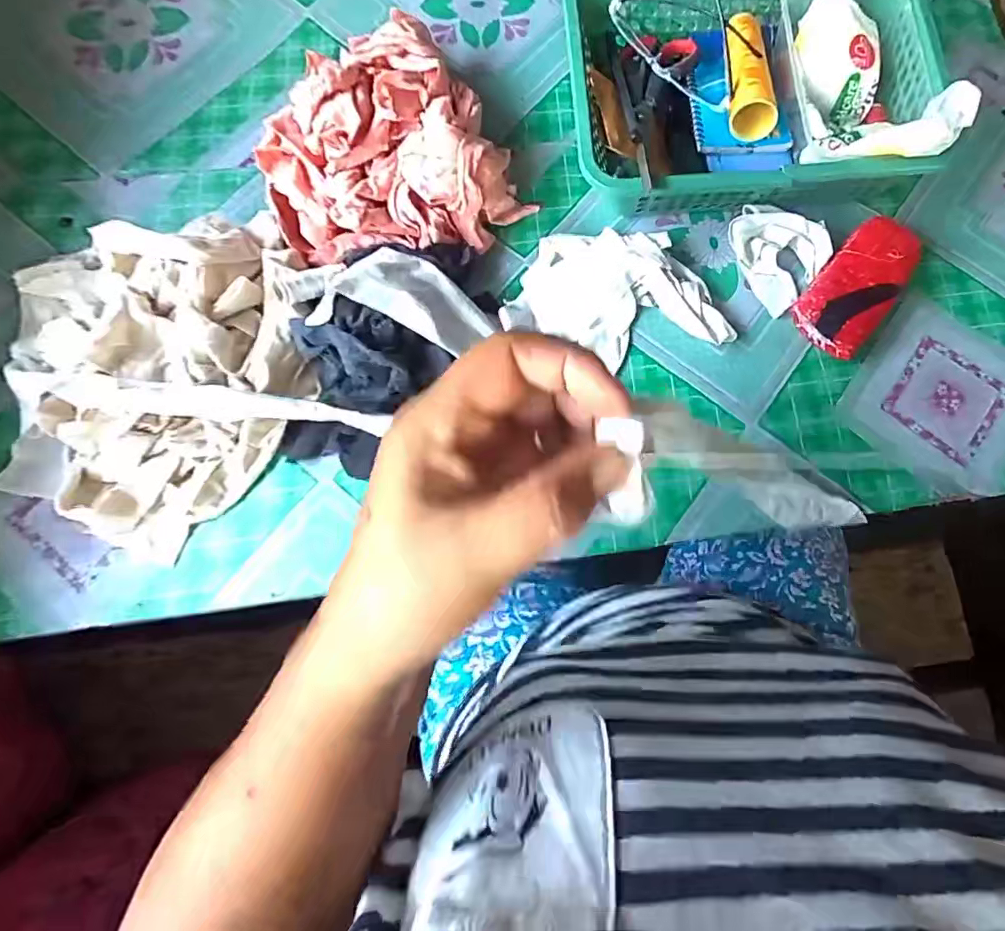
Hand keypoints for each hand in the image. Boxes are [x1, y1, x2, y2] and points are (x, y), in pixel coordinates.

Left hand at [321, 333, 634, 669]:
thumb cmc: (412, 592)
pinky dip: (581, 468)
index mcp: (443, 419)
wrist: (379, 648)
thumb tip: (623, 456)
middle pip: (539, 384)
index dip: (571, 367)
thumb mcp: (485, 548)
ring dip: (590, 441)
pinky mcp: (501, 481)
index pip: (512, 356)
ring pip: (552, 419)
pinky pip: (552, 456)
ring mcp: (484, 452)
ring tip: (613, 482)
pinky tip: (594, 498)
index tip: (617, 412)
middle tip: (625, 455)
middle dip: (589, 409)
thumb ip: (556, 501)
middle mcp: (466, 423)